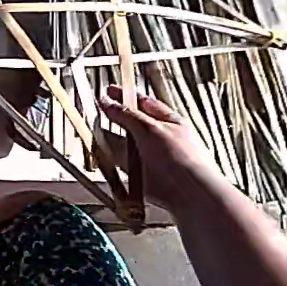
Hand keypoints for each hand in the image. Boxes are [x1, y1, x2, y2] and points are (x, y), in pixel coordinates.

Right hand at [99, 84, 228, 210]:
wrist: (191, 194)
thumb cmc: (181, 159)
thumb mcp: (149, 129)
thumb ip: (126, 115)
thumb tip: (108, 102)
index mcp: (169, 122)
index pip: (143, 102)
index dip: (125, 96)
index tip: (109, 91)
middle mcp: (161, 139)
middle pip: (133, 124)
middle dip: (116, 118)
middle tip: (98, 112)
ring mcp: (154, 158)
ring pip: (126, 145)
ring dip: (111, 140)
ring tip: (95, 135)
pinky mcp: (146, 178)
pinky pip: (125, 165)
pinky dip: (113, 160)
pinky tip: (104, 158)